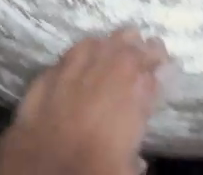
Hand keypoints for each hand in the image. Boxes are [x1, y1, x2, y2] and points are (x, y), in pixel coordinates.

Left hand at [0, 29, 168, 174]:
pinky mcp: (42, 80)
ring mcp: (69, 71)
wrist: (39, 174)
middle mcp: (103, 70)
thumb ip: (134, 145)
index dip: (159, 60)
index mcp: (130, 87)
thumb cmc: (92, 169)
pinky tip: (74, 66)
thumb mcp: (125, 165)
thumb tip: (140, 155)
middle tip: (141, 50)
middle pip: (124, 42)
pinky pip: (63, 60)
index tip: (163, 63)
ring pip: (92, 43)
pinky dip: (73, 60)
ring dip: (104, 45)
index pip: (152, 61)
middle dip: (135, 44)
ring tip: (109, 50)